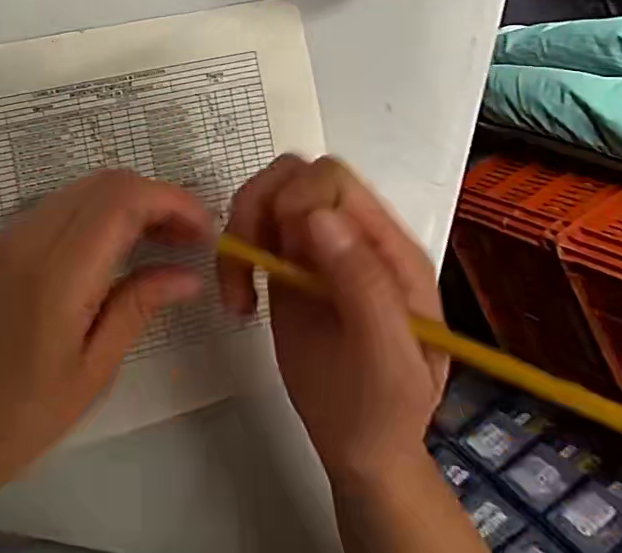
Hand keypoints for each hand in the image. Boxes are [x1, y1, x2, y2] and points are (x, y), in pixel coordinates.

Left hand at [0, 171, 213, 552]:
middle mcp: (34, 235)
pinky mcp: (12, 239)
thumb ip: (139, 306)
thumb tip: (190, 273)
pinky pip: (70, 202)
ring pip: (89, 186)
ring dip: (133, 200)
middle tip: (192, 237)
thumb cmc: (21, 412)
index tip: (205, 229)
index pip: (122, 199)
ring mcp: (18, 232)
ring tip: (168, 241)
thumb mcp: (92, 369)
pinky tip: (127, 245)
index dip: (171, 201)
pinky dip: (107, 209)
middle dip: (157, 196)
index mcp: (57, 271)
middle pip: (108, 181)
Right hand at [218, 155, 447, 482]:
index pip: (335, 181)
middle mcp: (352, 233)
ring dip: (240, 230)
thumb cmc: (382, 409)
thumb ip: (364, 284)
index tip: (281, 255)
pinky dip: (233, 252)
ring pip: (267, 193)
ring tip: (238, 290)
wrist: (361, 446)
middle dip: (259, 208)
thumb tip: (319, 216)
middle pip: (294, 175)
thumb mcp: (388, 359)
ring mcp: (318, 245)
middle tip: (252, 266)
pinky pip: (252, 228)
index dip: (296, 200)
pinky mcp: (288, 262)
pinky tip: (239, 297)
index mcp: (387, 246)